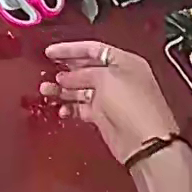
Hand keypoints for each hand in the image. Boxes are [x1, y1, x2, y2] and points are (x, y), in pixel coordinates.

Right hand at [40, 41, 181, 165]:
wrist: (144, 142)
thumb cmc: (134, 106)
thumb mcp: (106, 78)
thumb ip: (83, 73)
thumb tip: (66, 77)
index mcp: (124, 62)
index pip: (93, 49)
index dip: (70, 49)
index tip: (51, 52)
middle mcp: (118, 78)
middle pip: (86, 68)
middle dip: (65, 70)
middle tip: (47, 69)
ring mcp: (111, 98)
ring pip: (81, 89)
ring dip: (63, 89)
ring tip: (46, 89)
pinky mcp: (105, 116)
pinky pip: (82, 108)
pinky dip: (71, 107)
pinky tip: (61, 108)